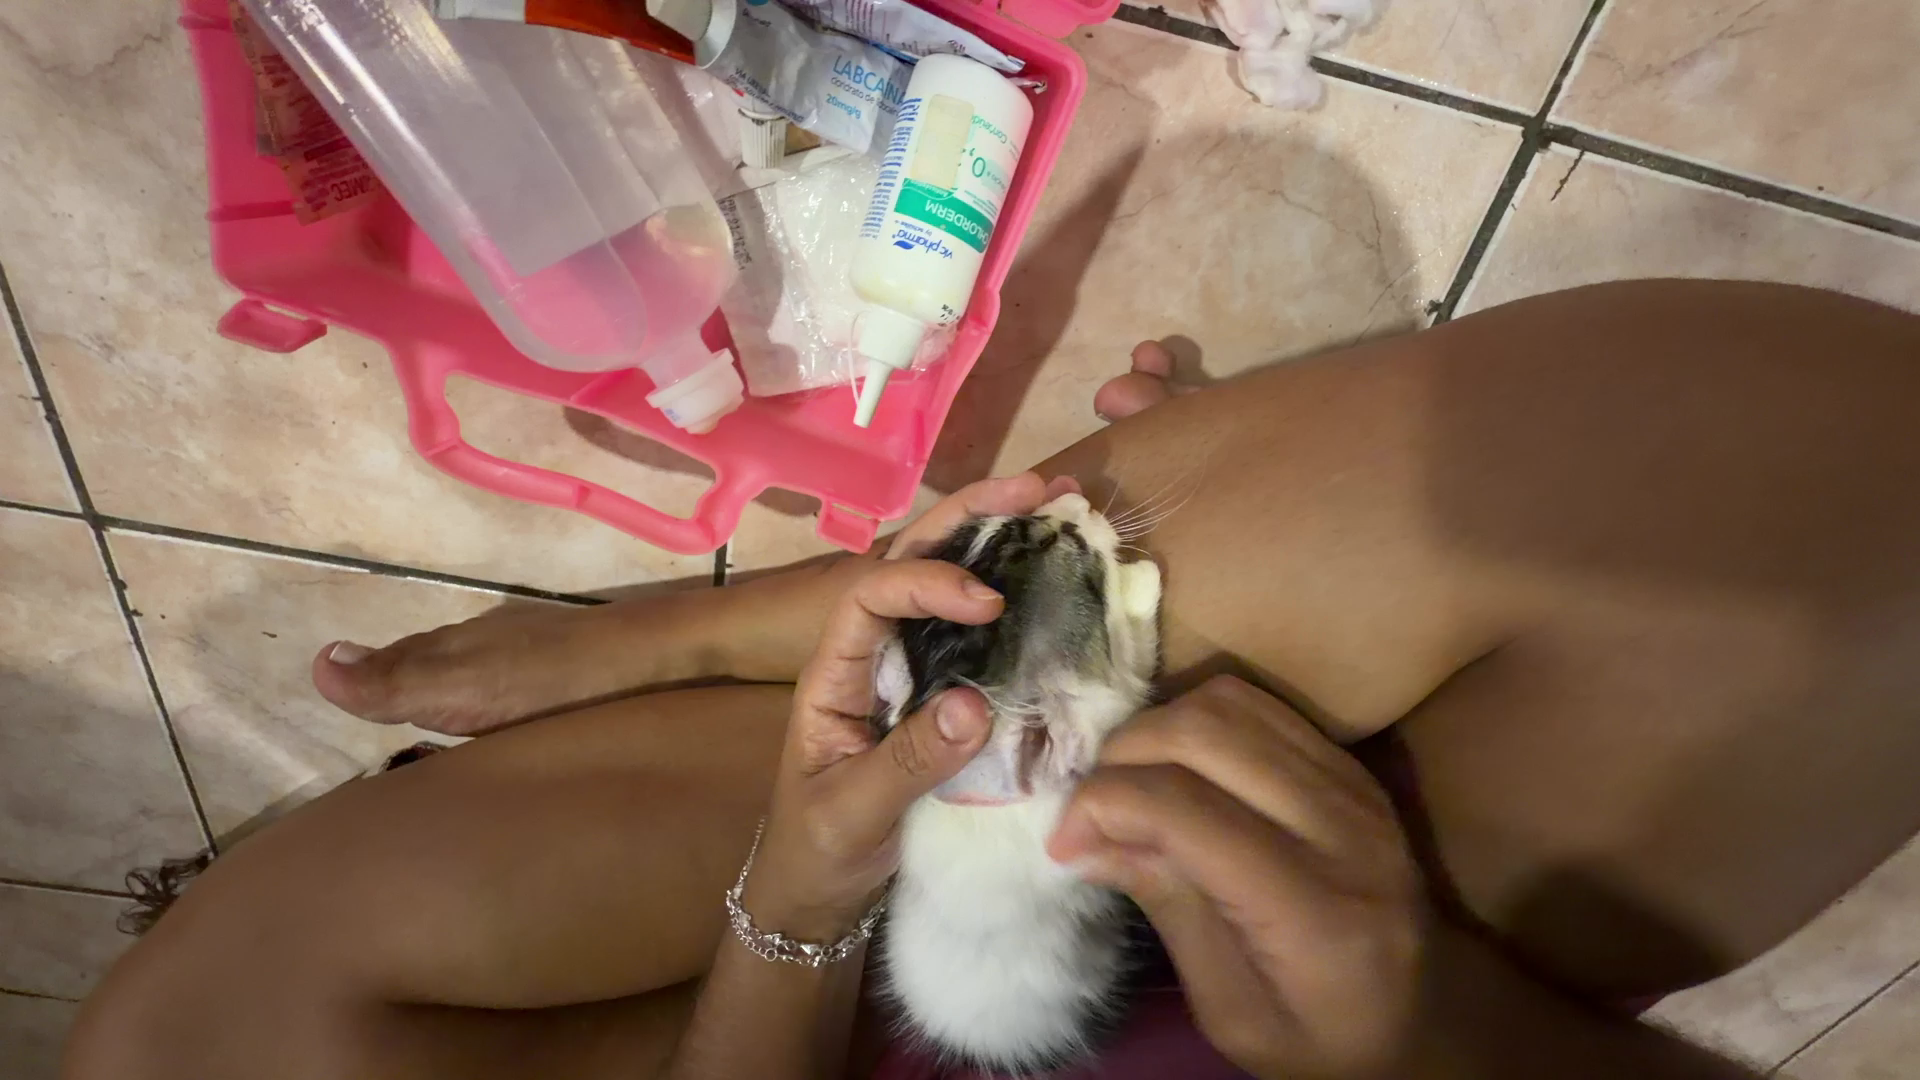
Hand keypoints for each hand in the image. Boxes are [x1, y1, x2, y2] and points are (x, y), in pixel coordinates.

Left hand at [743, 474, 1077, 939]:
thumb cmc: (819, 848)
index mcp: (836, 670)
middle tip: (1035, 490)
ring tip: (1051, 504)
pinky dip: (1008, 591)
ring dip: (993, 538)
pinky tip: (1046, 570)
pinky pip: (972, 630)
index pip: (872, 596)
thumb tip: (976, 704)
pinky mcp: (938, 688)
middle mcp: (872, 651)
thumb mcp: (853, 811)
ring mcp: (908, 666)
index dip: (927, 582)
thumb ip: (908, 762)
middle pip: (908, 561)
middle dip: (968, 518)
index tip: (987, 603)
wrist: (819, 891)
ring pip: (942, 582)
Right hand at [1047, 676, 1423, 1079]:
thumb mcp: (1232, 1012)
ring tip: (1128, 778)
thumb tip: (1078, 838)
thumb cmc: (1321, 1033)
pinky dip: (1190, 714)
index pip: (1184, 811)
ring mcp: (1349, 780)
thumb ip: (1164, 907)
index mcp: (1315, 911)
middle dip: (1119, 756)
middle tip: (1091, 803)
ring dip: (1152, 727)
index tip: (1063, 840)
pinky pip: (1248, 700)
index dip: (1102, 806)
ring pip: (1221, 703)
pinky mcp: (1343, 758)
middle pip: (1199, 736)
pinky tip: (1172, 759)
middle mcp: (1341, 826)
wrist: (1429, 1010)